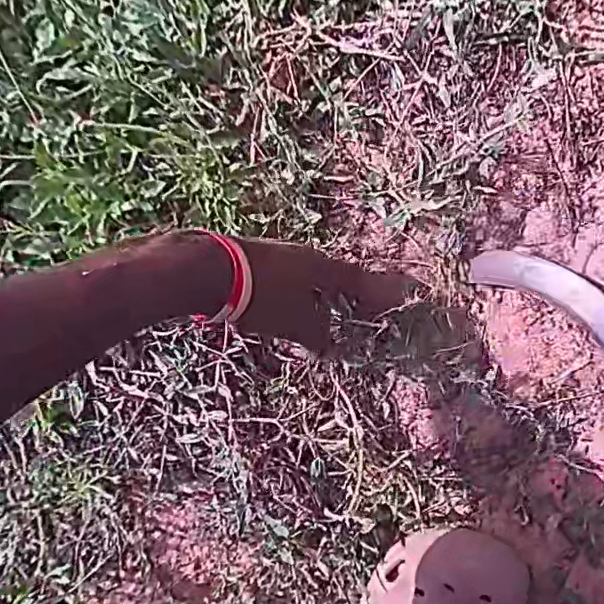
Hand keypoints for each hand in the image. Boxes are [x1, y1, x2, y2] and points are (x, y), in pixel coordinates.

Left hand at [232, 238, 411, 351]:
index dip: (378, 294)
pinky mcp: (256, 261)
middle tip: (358, 313)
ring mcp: (279, 254)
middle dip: (347, 297)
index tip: (394, 302)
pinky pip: (287, 281)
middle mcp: (305, 255)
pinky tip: (287, 311)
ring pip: (309, 279)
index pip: (360, 281)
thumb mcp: (295, 323)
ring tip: (322, 318)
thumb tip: (330, 349)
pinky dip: (296, 297)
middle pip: (335, 277)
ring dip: (319, 299)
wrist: (209, 270)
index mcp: (323, 267)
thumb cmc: (262, 297)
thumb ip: (318, 336)